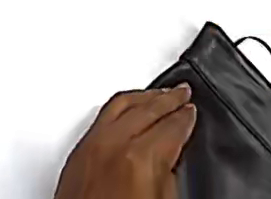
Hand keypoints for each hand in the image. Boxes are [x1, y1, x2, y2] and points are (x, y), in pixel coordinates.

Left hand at [54, 85, 197, 198]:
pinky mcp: (77, 151)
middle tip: (183, 93)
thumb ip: (168, 177)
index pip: (170, 126)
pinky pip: (105, 113)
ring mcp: (92, 144)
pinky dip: (123, 104)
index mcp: (139, 158)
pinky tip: (131, 106)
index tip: (192, 111)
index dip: (185, 118)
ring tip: (161, 94)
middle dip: (168, 99)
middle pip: (147, 107)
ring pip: (123, 103)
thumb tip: (169, 158)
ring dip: (145, 97)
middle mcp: (112, 143)